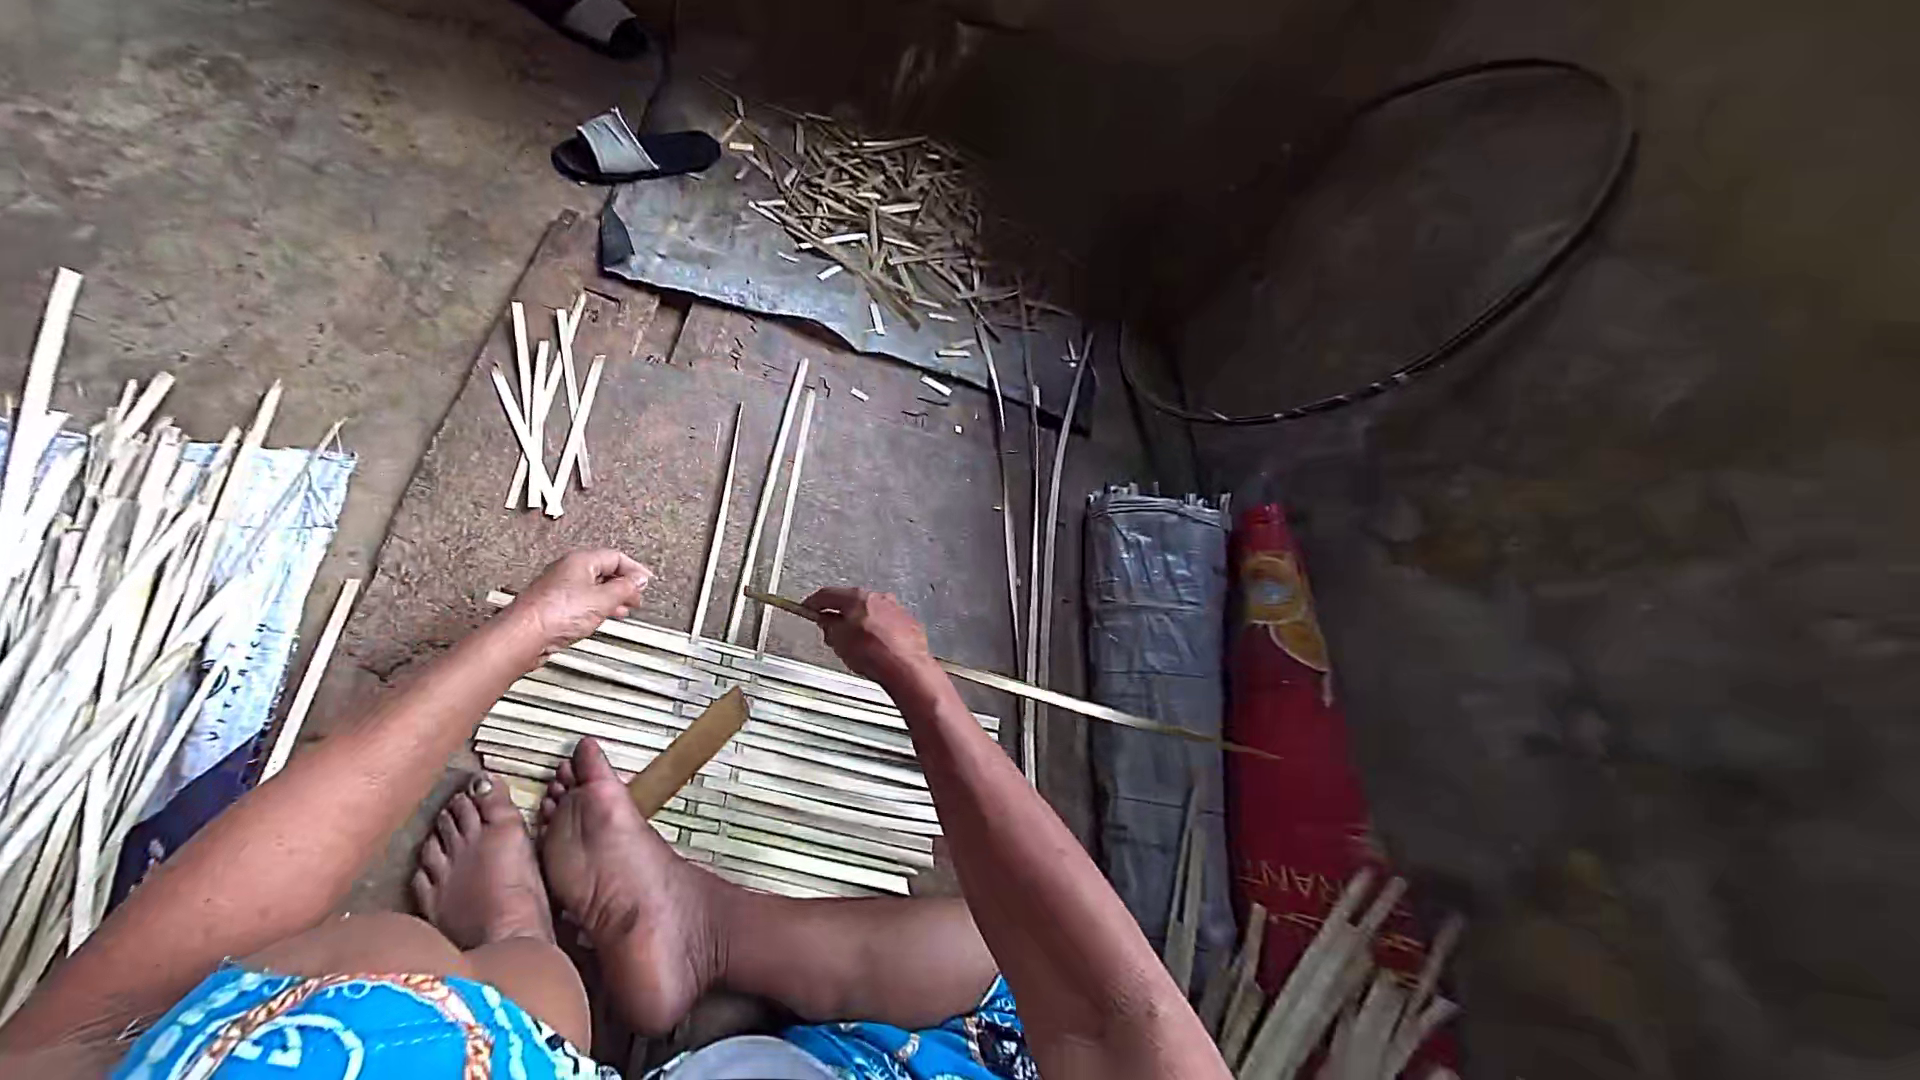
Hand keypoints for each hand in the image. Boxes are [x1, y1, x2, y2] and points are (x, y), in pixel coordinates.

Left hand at [509, 549, 651, 655]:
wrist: (524, 636)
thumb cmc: (554, 614)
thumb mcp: (604, 598)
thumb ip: (626, 587)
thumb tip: (639, 580)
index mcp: (580, 561)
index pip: (616, 557)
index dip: (635, 570)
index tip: (645, 582)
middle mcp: (567, 570)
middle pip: (604, 571)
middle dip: (623, 584)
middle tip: (635, 596)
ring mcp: (559, 588)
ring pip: (594, 587)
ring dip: (612, 597)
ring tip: (622, 608)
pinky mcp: (553, 605)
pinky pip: (582, 601)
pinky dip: (597, 607)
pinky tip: (601, 617)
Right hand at [803, 587, 935, 684]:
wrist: (905, 667)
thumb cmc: (873, 654)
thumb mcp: (838, 641)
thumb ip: (829, 627)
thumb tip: (827, 621)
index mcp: (857, 598)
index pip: (828, 594)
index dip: (814, 602)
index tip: (808, 607)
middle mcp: (878, 598)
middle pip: (851, 602)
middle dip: (840, 614)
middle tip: (831, 630)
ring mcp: (896, 609)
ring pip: (871, 612)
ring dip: (861, 623)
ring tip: (855, 644)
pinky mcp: (908, 622)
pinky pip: (888, 623)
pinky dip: (879, 631)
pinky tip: (876, 647)